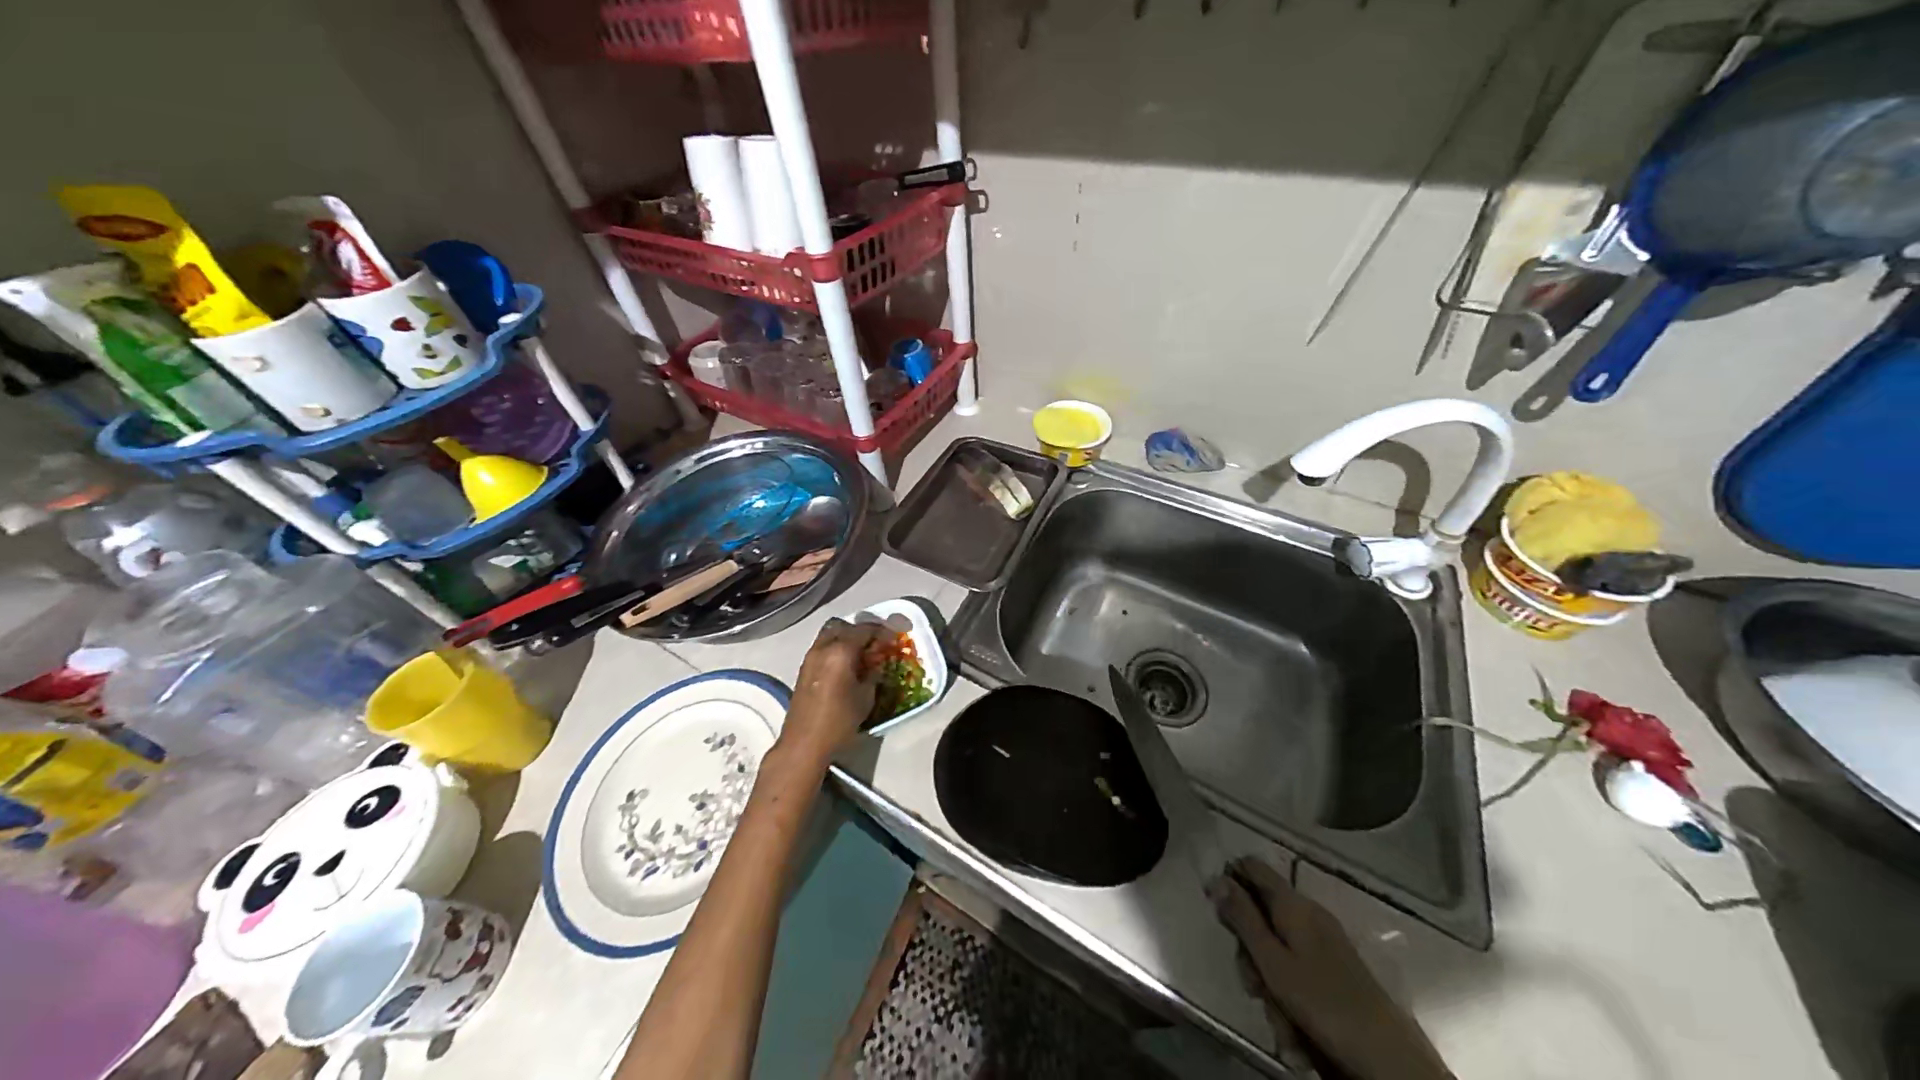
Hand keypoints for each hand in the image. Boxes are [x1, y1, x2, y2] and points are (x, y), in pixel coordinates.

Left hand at [780, 618, 887, 759]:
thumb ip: (873, 675)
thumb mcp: (865, 697)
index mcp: (841, 651)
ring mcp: (810, 656)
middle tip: (875, 644)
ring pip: (830, 634)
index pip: (864, 630)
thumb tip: (876, 665)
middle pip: (843, 626)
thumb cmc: (839, 721)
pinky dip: (835, 648)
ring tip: (861, 655)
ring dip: (846, 638)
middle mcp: (823, 647)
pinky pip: (822, 647)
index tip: (892, 638)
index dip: (881, 632)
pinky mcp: (804, 668)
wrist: (804, 742)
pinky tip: (846, 665)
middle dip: (861, 631)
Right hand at [1213, 857, 1453, 1079]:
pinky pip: (1296, 969)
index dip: (1230, 880)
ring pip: (1276, 948)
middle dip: (1250, 950)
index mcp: (1294, 904)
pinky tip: (1294, 1026)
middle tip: (1252, 984)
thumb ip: (1243, 919)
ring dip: (1268, 981)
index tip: (1215, 910)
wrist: (1387, 1056)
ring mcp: (1324, 942)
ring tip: (1279, 1017)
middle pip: (1261, 914)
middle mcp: (1309, 915)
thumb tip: (1216, 878)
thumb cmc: (1322, 1002)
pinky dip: (1289, 994)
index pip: (1254, 868)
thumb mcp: (1272, 962)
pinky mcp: (1333, 969)